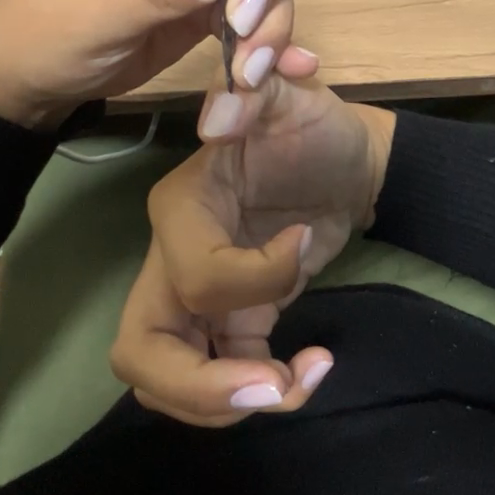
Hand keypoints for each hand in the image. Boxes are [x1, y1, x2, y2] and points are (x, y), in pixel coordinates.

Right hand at [110, 64, 395, 424]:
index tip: (305, 239)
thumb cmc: (317, 127)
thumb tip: (215, 122)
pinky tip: (314, 367)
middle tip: (270, 389)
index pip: (192, 276)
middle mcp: (175, 258)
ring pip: (171, 380)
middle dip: (200, 386)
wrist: (352, 159)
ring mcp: (203, 296)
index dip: (255, 276)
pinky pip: (228, 374)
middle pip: (142, 351)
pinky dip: (263, 388)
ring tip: (296, 384)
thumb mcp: (292, 97)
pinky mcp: (240, 317)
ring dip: (229, 402)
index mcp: (180, 210)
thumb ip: (256, 92)